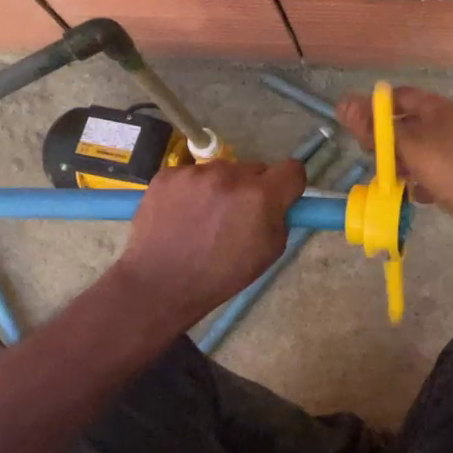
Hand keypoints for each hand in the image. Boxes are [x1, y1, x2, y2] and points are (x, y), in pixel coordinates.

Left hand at [112, 159, 307, 324]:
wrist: (159, 283)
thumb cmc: (220, 275)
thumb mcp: (268, 253)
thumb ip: (279, 219)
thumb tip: (277, 203)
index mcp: (260, 196)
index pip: (292, 169)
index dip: (289, 184)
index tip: (281, 197)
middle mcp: (230, 175)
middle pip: (255, 169)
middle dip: (253, 188)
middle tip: (237, 215)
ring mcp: (195, 172)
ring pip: (222, 171)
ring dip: (222, 187)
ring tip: (204, 217)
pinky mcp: (168, 174)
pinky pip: (192, 174)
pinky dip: (192, 190)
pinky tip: (182, 214)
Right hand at [336, 86, 452, 232]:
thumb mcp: (409, 145)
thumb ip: (377, 127)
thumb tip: (343, 101)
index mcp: (437, 107)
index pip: (397, 96)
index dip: (375, 110)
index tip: (360, 132)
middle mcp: (451, 121)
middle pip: (409, 124)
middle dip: (389, 143)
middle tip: (377, 162)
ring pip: (422, 151)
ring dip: (405, 165)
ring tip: (398, 182)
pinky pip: (438, 171)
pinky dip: (426, 181)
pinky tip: (421, 195)